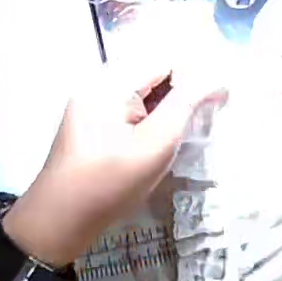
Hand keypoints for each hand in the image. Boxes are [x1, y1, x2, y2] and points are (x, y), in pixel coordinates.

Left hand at [3, 56, 217, 267]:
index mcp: (109, 82)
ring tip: (199, 117)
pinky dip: (155, 112)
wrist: (57, 223)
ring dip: (172, 99)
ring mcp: (93, 102)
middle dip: (186, 84)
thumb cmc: (108, 184)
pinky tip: (171, 130)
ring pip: (144, 88)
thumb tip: (215, 77)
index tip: (224, 90)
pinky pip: (132, 104)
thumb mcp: (155, 145)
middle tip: (216, 104)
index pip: (164, 57)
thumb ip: (185, 104)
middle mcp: (98, 83)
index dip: (198, 70)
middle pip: (153, 70)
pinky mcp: (94, 121)